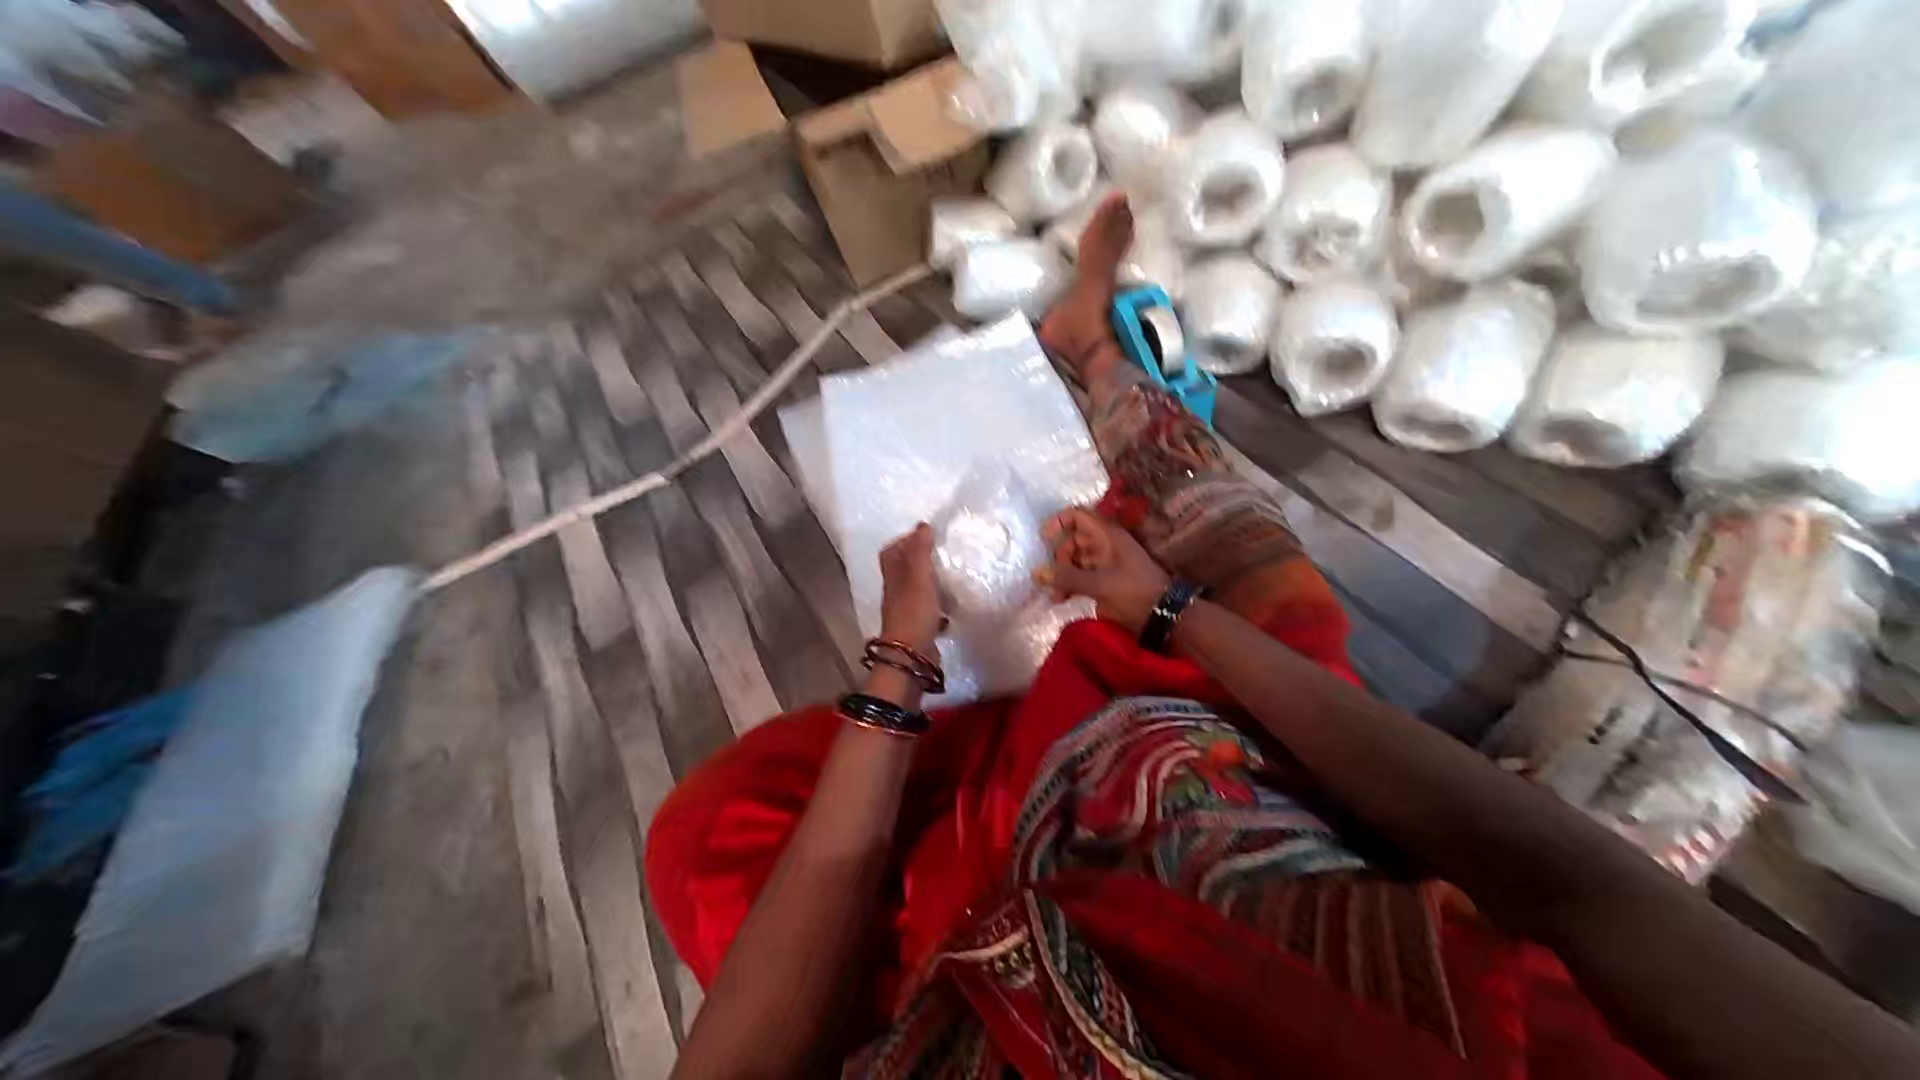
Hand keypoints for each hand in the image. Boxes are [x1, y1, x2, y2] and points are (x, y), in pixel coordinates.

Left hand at [877, 523, 944, 654]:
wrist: (912, 657)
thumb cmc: (914, 612)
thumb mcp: (919, 576)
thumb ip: (920, 551)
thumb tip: (923, 525)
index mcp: (893, 576)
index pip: (892, 552)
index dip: (905, 541)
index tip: (927, 535)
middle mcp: (897, 592)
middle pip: (904, 570)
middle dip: (922, 560)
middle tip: (943, 554)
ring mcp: (907, 611)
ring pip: (918, 590)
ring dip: (932, 583)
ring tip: (952, 577)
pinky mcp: (919, 628)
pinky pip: (929, 611)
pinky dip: (940, 606)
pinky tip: (953, 606)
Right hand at [1035, 508, 1171, 633]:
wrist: (1163, 618)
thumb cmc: (1135, 593)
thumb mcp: (1101, 584)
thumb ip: (1068, 577)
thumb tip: (1037, 572)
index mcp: (1107, 537)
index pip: (1079, 516)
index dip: (1059, 521)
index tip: (1044, 539)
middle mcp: (1104, 546)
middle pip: (1072, 540)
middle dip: (1058, 558)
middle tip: (1053, 579)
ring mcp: (1104, 564)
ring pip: (1074, 561)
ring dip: (1062, 575)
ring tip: (1056, 596)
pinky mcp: (1103, 583)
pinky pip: (1080, 577)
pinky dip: (1069, 585)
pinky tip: (1062, 600)